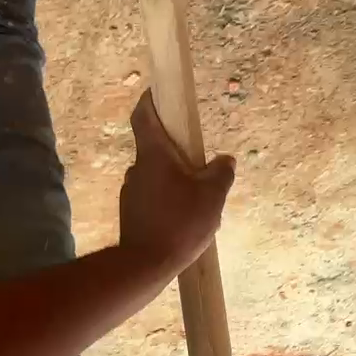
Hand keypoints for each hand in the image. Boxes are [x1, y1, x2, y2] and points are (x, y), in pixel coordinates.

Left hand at [118, 90, 235, 273]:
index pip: (144, 117)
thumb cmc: (179, 223)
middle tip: (201, 165)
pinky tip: (185, 219)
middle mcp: (137, 168)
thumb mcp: (212, 196)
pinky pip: (152, 196)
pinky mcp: (131, 212)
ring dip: (175, 180)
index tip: (156, 92)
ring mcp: (130, 191)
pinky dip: (168, 199)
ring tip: (198, 200)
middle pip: (156, 148)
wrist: (145, 264)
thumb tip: (225, 160)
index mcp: (153, 155)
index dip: (149, 100)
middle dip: (177, 152)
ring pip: (156, 175)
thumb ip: (221, 173)